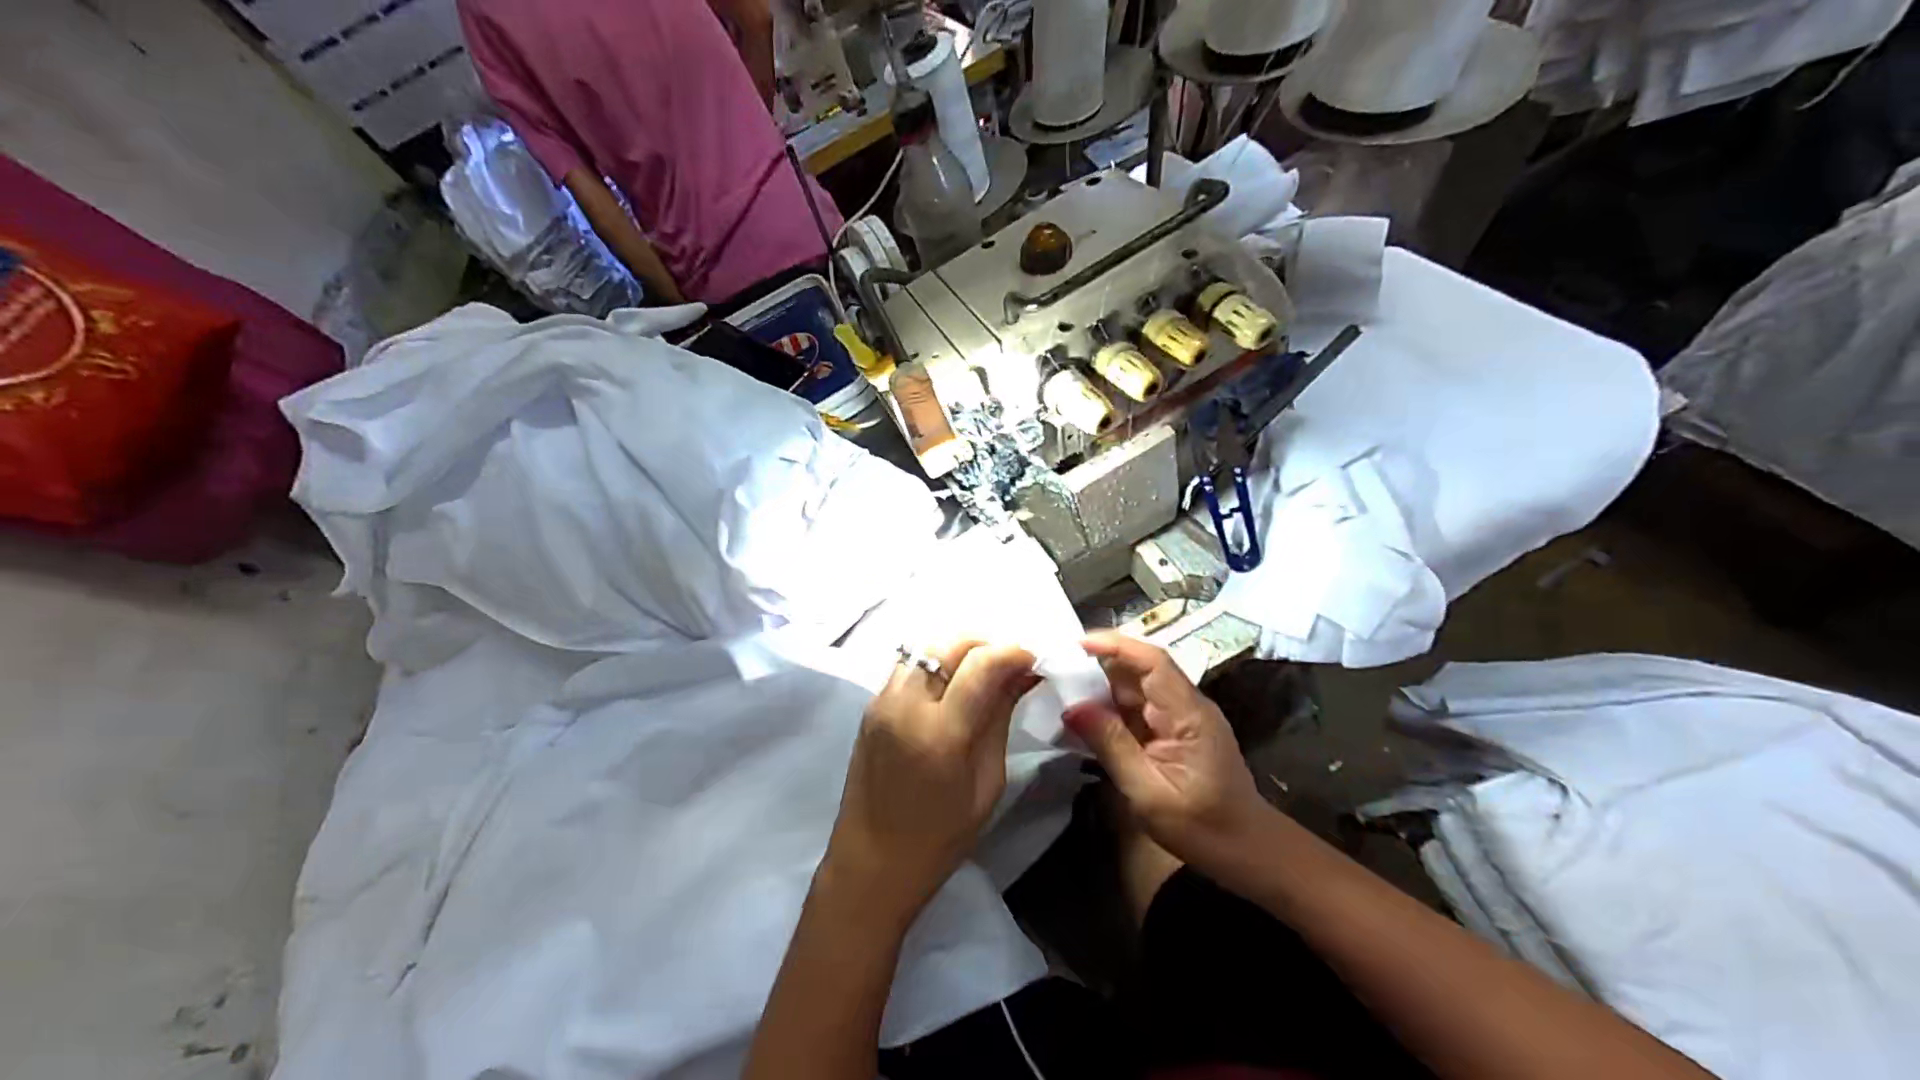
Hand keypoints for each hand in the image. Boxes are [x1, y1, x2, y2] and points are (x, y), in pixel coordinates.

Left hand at [824, 641, 1040, 920]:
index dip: (1014, 652)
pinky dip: (935, 664)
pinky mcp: (870, 706)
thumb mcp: (987, 782)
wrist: (872, 862)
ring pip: (926, 648)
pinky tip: (952, 687)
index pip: (982, 663)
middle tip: (1010, 666)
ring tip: (982, 674)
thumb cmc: (941, 837)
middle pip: (950, 644)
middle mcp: (906, 706)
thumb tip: (1022, 673)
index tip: (1034, 661)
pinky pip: (908, 666)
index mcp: (940, 733)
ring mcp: (882, 702)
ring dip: (959, 651)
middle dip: (987, 646)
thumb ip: (1000, 718)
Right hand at [1062, 633, 1271, 872]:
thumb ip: (1111, 746)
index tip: (1077, 644)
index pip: (1152, 662)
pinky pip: (1139, 709)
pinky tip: (1086, 719)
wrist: (1249, 853)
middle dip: (1099, 667)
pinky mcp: (1175, 732)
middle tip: (1057, 672)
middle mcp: (1187, 706)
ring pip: (1137, 689)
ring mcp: (1182, 718)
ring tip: (1062, 693)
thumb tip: (1072, 708)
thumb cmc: (1203, 828)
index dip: (1115, 645)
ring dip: (1102, 689)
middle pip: (1141, 671)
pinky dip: (1111, 710)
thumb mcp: (1149, 792)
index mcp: (1189, 714)